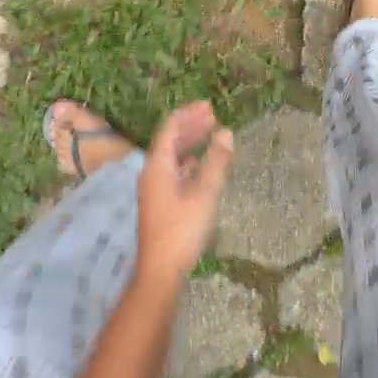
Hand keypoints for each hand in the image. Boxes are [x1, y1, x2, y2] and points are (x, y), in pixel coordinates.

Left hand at [135, 101, 234, 286]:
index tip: (209, 106)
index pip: (170, 128)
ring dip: (189, 142)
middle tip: (212, 115)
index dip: (189, 114)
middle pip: (169, 140)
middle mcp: (152, 172)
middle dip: (190, 125)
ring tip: (210, 134)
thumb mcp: (204, 194)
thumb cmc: (181, 230)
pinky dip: (188, 161)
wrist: (160, 271)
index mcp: (157, 165)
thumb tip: (226, 132)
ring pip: (172, 157)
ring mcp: (155, 189)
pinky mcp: (160, 203)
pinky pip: (173, 171)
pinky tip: (200, 164)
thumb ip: (216, 162)